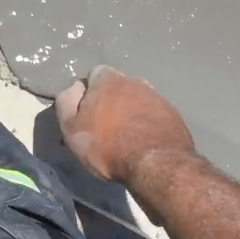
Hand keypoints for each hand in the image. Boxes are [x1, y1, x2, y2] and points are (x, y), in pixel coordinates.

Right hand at [53, 66, 195, 187]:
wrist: (156, 163)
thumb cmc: (107, 146)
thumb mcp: (72, 128)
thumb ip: (67, 102)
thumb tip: (74, 86)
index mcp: (107, 80)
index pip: (94, 74)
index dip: (89, 92)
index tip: (87, 112)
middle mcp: (134, 80)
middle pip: (118, 86)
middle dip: (112, 100)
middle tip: (106, 126)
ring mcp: (156, 95)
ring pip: (137, 99)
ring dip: (131, 111)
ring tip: (127, 135)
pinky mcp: (172, 113)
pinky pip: (154, 113)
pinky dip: (147, 122)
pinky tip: (144, 140)